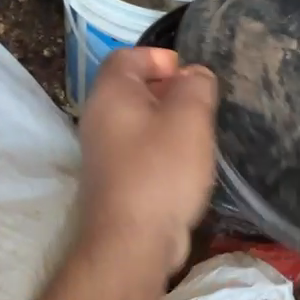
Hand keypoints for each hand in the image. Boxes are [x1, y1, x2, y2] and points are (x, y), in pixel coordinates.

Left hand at [77, 48, 219, 274]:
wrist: (132, 242)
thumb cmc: (161, 172)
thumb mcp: (190, 118)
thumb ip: (195, 86)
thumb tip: (194, 75)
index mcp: (110, 94)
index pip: (127, 57)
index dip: (159, 57)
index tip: (190, 74)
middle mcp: (98, 119)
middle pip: (131, 89)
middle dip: (168, 90)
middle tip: (201, 105)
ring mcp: (102, 153)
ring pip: (137, 123)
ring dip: (167, 123)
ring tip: (199, 136)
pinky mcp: (114, 181)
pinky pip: (139, 151)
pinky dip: (161, 150)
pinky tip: (186, 167)